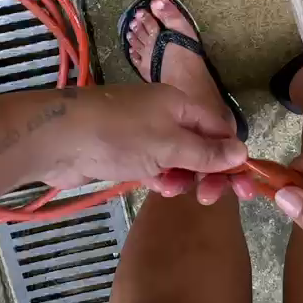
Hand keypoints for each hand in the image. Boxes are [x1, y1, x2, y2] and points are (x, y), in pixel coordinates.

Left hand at [11, 84, 247, 194]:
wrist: (59, 137)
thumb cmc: (119, 135)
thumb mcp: (169, 145)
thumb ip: (206, 152)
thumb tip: (243, 151)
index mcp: (180, 103)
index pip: (219, 128)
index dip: (232, 155)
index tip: (239, 188)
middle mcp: (165, 114)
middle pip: (200, 144)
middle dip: (209, 171)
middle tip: (208, 198)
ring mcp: (144, 132)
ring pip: (178, 158)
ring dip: (183, 177)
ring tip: (172, 191)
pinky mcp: (126, 151)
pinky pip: (155, 165)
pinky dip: (161, 178)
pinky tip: (158, 189)